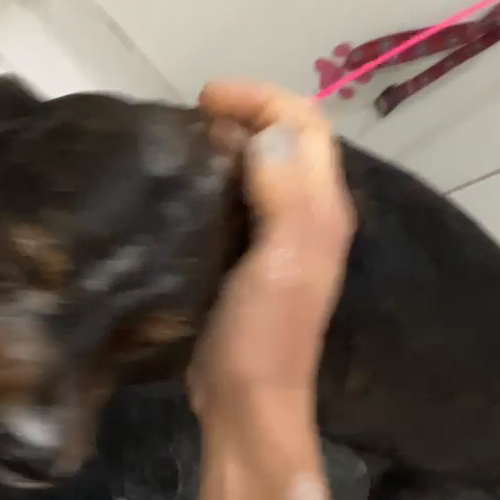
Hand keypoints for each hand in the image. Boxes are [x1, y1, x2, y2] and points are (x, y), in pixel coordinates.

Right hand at [190, 80, 356, 428]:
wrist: (246, 402)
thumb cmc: (262, 336)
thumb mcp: (281, 262)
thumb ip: (282, 195)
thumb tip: (264, 133)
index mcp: (320, 210)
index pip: (303, 128)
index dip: (260, 100)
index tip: (203, 97)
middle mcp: (305, 218)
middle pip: (285, 145)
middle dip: (244, 117)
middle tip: (185, 118)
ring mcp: (276, 244)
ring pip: (259, 173)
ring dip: (227, 149)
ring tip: (180, 146)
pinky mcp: (245, 265)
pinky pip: (236, 206)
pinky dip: (213, 185)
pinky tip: (180, 195)